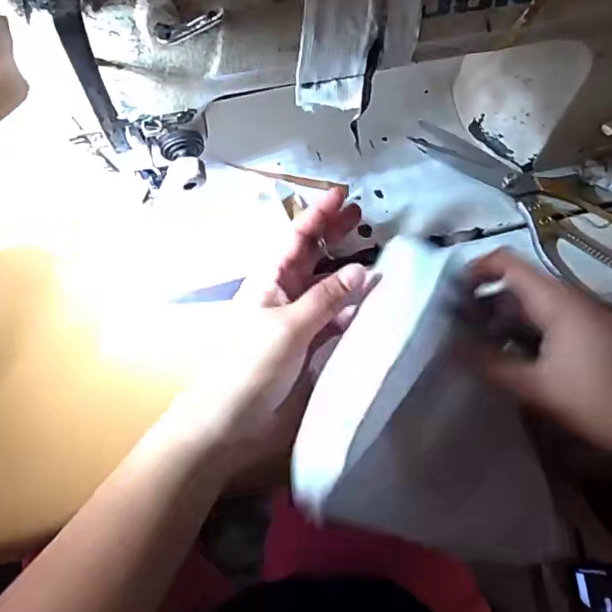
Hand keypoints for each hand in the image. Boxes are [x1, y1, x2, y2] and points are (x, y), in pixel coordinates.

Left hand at [145, 187, 371, 480]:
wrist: (233, 417)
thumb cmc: (251, 365)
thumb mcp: (288, 326)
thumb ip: (326, 299)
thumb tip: (363, 271)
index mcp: (269, 279)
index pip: (297, 237)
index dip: (319, 214)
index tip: (343, 193)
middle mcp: (283, 293)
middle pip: (313, 255)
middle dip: (334, 233)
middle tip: (362, 214)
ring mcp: (297, 319)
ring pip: (328, 286)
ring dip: (349, 269)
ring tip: (377, 252)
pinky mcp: (309, 346)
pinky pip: (336, 317)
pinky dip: (354, 306)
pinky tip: (372, 299)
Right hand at [466, 250, 611, 475]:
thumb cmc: (605, 401)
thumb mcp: (538, 387)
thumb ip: (490, 364)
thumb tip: (449, 348)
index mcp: (556, 301)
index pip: (506, 262)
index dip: (472, 268)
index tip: (445, 292)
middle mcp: (569, 301)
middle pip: (514, 282)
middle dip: (479, 297)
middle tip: (450, 321)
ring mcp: (582, 319)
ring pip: (529, 304)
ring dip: (498, 317)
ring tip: (471, 341)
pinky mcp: (590, 338)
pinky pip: (544, 322)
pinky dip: (518, 330)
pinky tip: (506, 356)